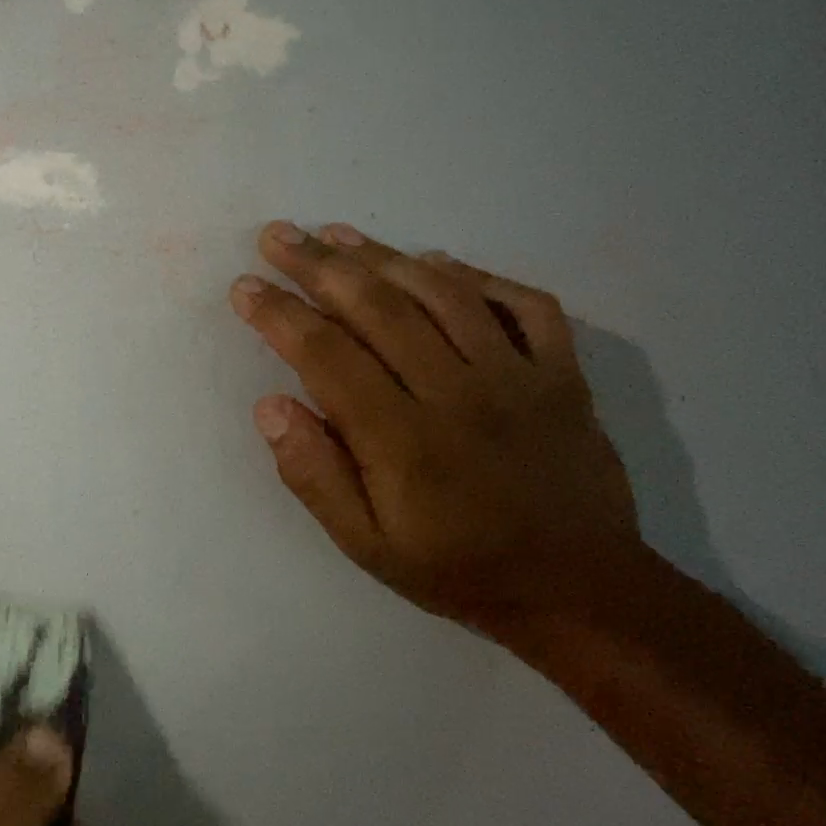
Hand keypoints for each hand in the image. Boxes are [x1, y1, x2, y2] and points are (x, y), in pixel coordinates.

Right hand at [229, 222, 649, 634]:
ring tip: (336, 232)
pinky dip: (477, 276)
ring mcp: (519, 378)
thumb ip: (313, 475)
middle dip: (319, 265)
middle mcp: (459, 393)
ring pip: (443, 295)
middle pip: (378, 309)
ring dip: (384, 256)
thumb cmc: (455, 567)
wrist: (582, 592)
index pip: (326, 355)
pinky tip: (437, 263)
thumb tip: (270, 406)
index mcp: (402, 437)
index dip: (279, 315)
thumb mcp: (363, 544)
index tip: (244, 287)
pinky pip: (525, 305)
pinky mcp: (563, 376)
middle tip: (277, 235)